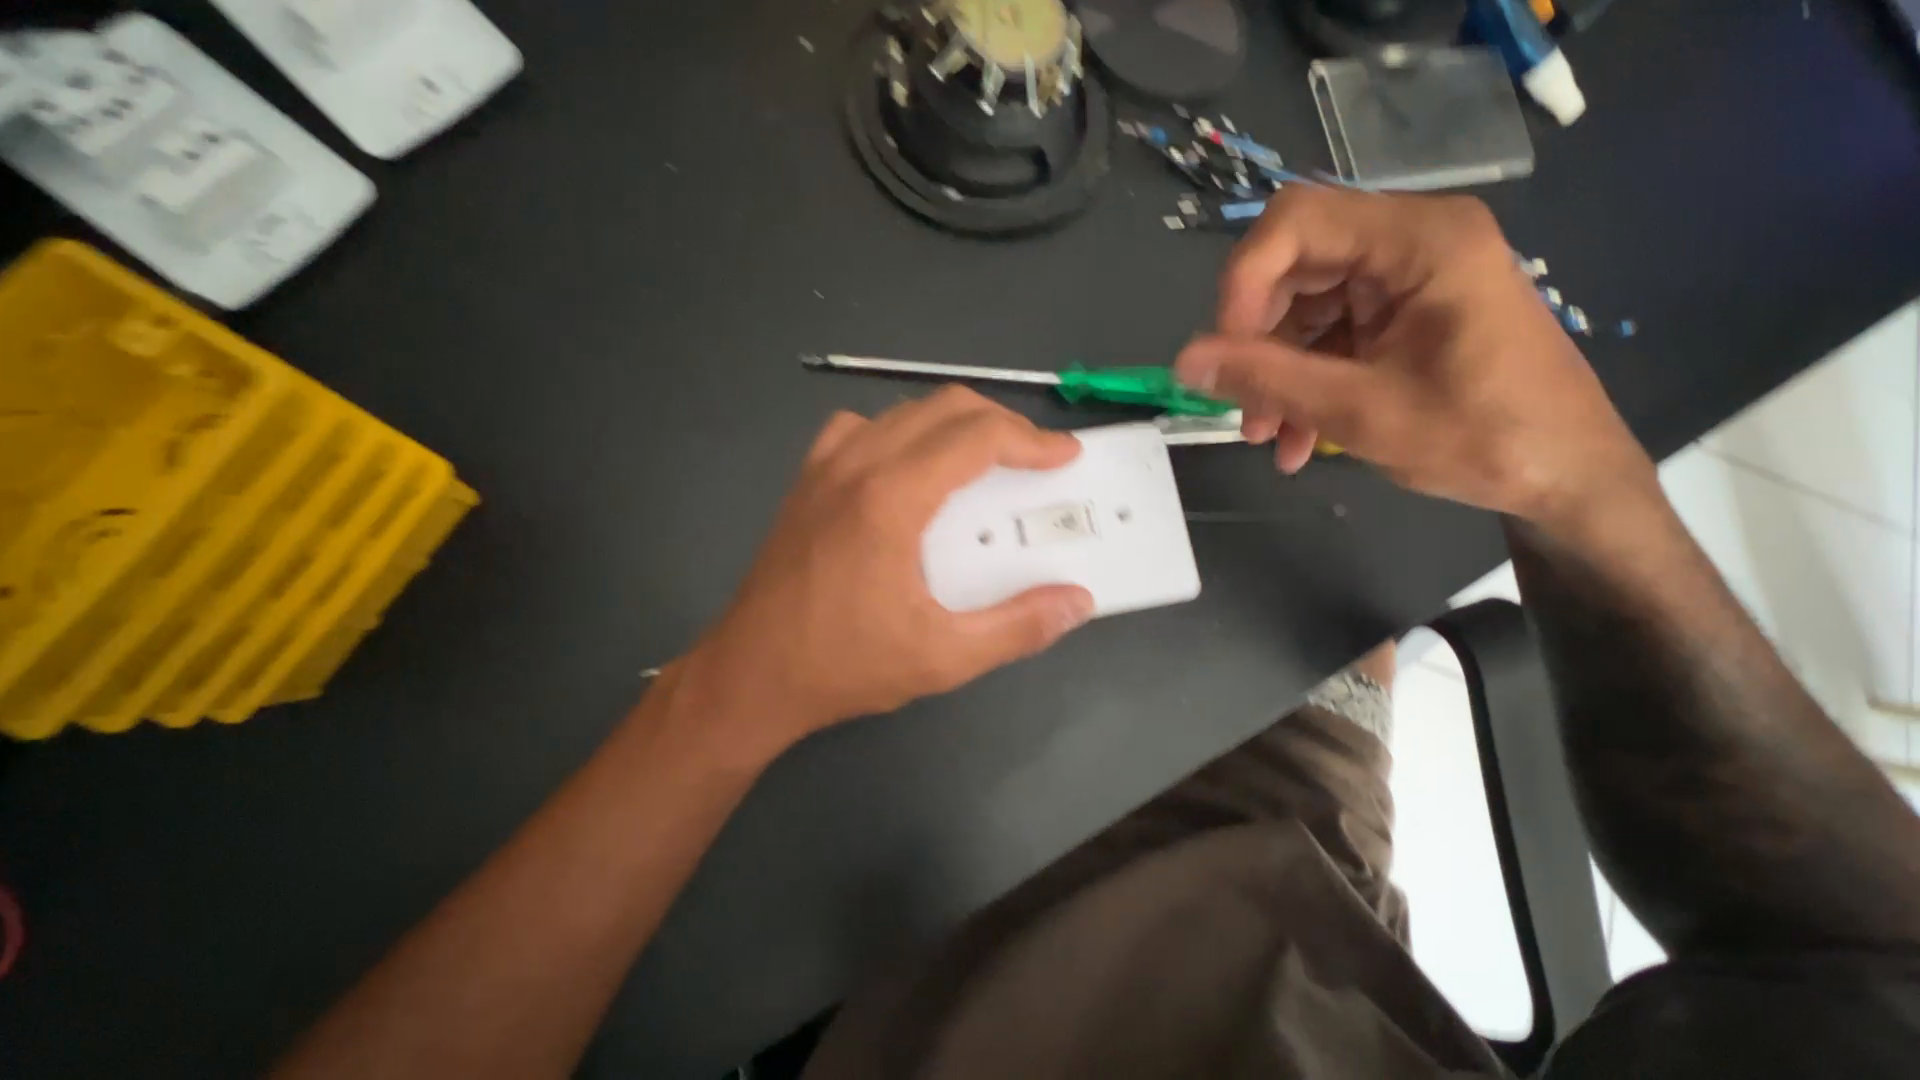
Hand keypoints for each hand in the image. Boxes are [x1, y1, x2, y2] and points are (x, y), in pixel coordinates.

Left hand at [681, 387, 1095, 754]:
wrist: (750, 677)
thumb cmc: (845, 666)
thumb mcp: (943, 658)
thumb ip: (1018, 627)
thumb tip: (1077, 601)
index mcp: (892, 498)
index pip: (976, 437)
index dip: (1030, 440)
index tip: (1064, 457)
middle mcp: (856, 466)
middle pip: (942, 408)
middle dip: (999, 423)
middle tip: (1033, 458)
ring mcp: (822, 470)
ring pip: (900, 412)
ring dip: (950, 423)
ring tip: (980, 461)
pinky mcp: (803, 485)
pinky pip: (856, 430)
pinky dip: (896, 433)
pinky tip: (904, 471)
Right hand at [1173, 187, 1657, 528]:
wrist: (1569, 478)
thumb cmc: (1485, 440)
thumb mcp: (1362, 413)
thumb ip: (1267, 379)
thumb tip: (1182, 360)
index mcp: (1421, 240)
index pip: (1295, 221)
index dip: (1243, 281)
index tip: (1224, 352)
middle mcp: (1414, 240)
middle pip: (1295, 264)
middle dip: (1256, 338)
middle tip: (1240, 404)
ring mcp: (1410, 276)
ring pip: (1305, 304)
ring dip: (1277, 370)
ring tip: (1266, 435)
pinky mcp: (1407, 310)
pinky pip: (1332, 331)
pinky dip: (1307, 379)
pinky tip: (1296, 436)